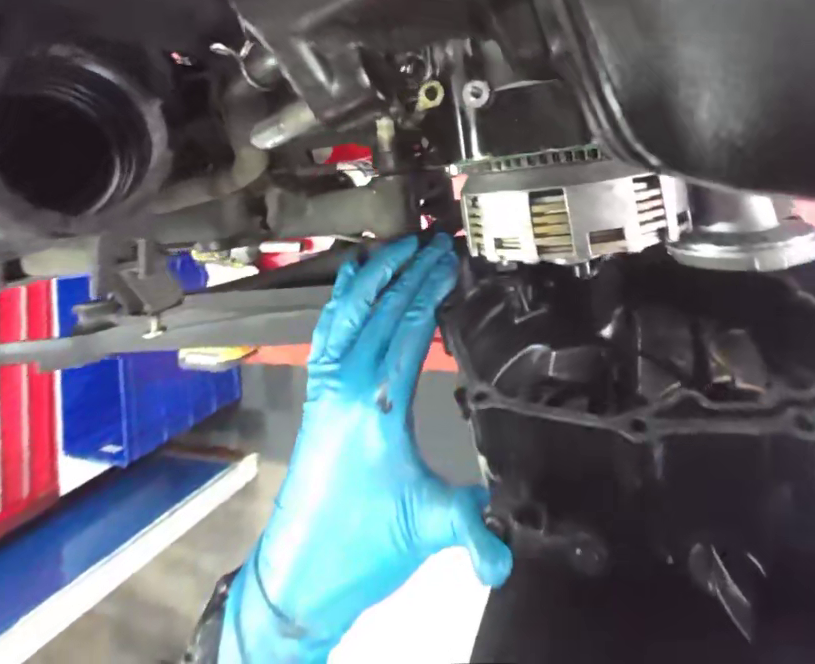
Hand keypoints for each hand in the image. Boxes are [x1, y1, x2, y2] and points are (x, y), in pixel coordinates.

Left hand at [222, 235, 512, 663]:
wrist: (300, 572)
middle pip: (382, 306)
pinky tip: (351, 279)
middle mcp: (348, 380)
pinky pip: (327, 328)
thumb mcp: (427, 528)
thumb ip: (475, 527)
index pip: (410, 324)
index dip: (431, 287)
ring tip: (397, 245)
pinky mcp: (317, 391)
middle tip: (434, 242)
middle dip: (410, 269)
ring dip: (374, 273)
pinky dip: (341, 297)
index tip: (449, 259)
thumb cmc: (362, 544)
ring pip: (349, 309)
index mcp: (379, 400)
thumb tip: (513, 548)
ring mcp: (327, 382)